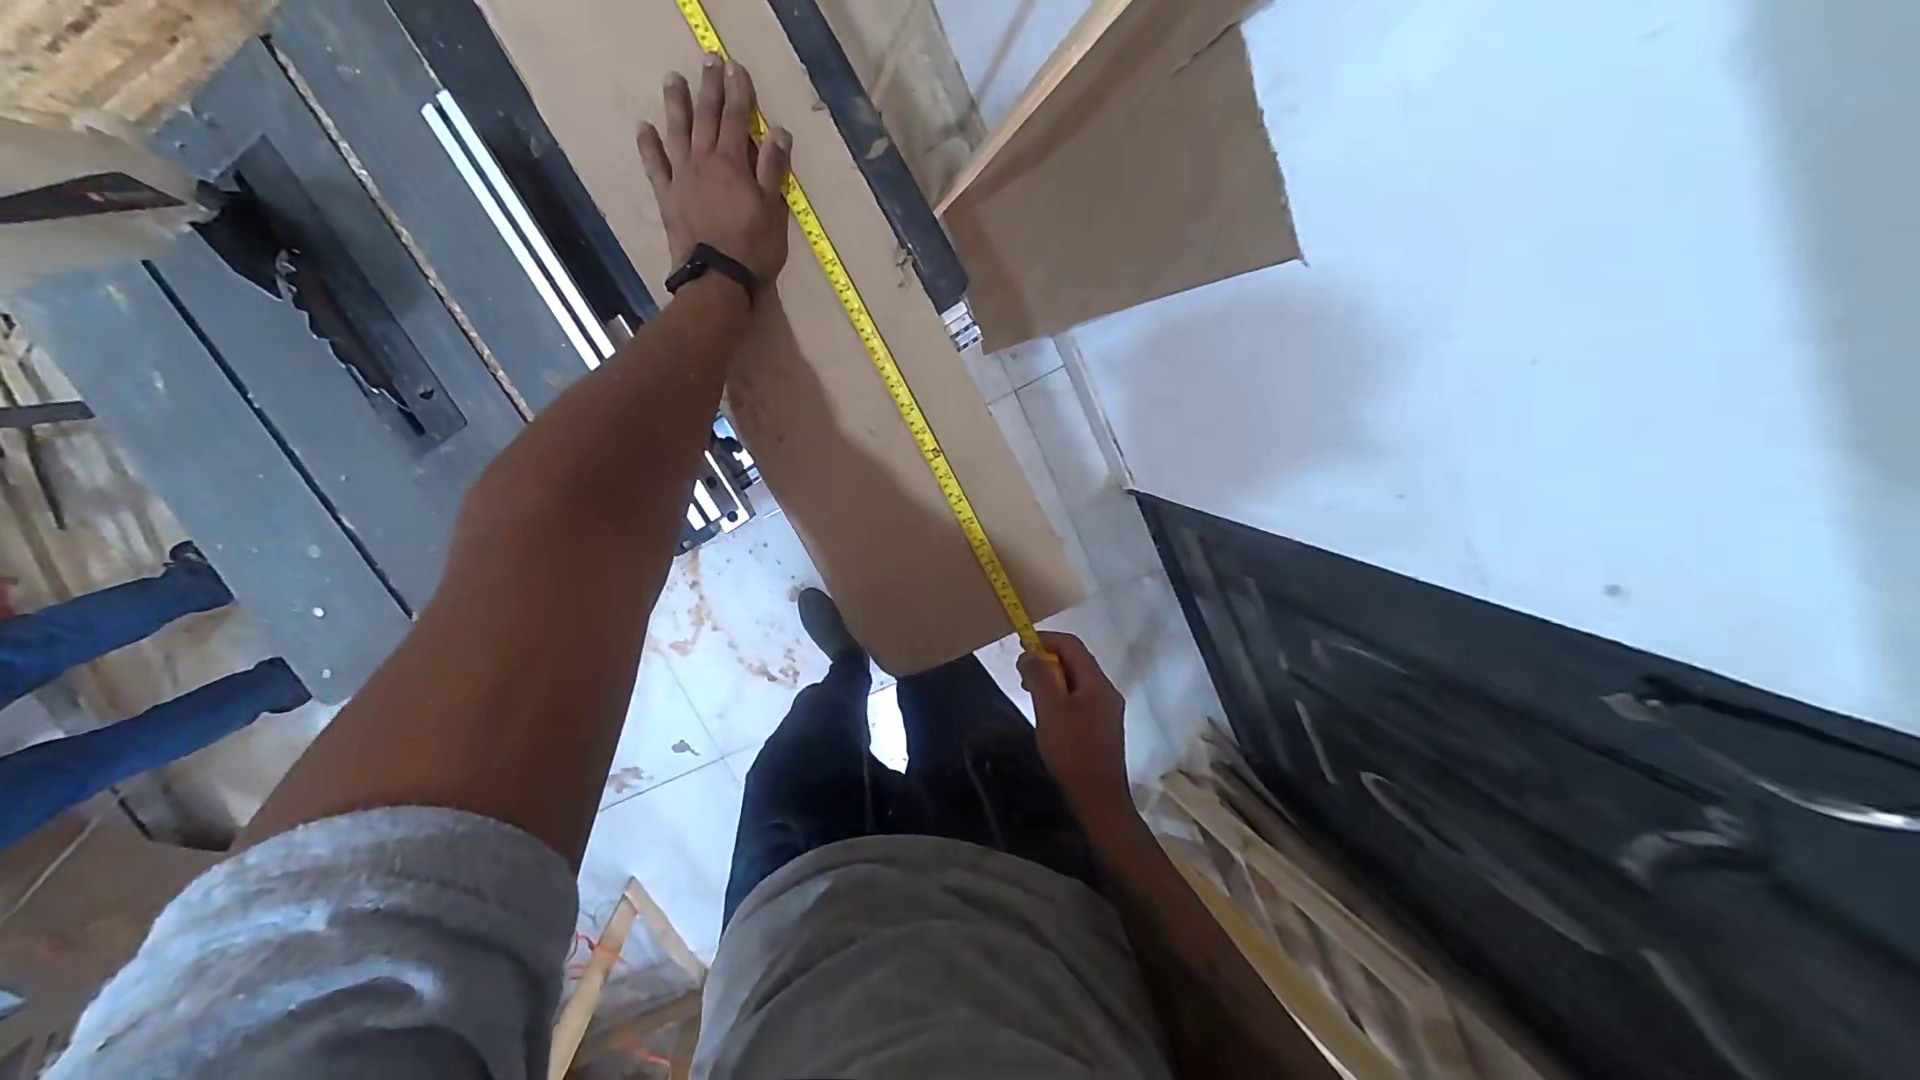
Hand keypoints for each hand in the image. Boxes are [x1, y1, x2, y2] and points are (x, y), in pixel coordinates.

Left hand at [638, 55, 792, 287]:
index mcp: (732, 163)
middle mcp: (703, 162)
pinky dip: (649, 146)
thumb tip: (778, 132)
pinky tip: (644, 128)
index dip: (738, 92)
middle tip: (709, 61)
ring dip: (676, 104)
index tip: (736, 68)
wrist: (717, 280)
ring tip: (673, 78)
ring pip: (677, 132)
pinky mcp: (668, 198)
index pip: (737, 119)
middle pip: (706, 117)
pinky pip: (655, 166)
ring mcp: (682, 178)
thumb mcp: (773, 210)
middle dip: (709, 88)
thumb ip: (773, 170)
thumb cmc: (752, 248)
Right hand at [1019, 631, 1132, 816]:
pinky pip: (1079, 699)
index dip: (1046, 639)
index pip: (1072, 646)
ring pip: (1077, 682)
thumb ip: (1040, 677)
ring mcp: (1106, 710)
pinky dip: (1060, 695)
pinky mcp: (1102, 727)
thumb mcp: (1050, 709)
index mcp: (1097, 683)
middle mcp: (1106, 692)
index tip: (1021, 643)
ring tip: (1029, 689)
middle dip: (1047, 659)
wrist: (1098, 797)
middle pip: (1076, 662)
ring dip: (1052, 678)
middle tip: (1022, 671)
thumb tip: (1030, 653)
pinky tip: (1046, 711)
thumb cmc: (1072, 750)